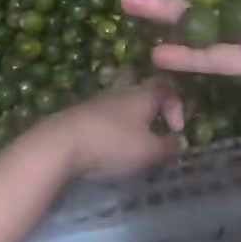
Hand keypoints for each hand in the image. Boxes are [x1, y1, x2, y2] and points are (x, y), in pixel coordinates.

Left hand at [25, 80, 186, 180]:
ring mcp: (98, 102)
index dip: (177, 107)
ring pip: (124, 108)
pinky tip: (109, 151)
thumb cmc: (112, 144)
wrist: (58, 145)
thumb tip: (182, 141)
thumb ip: (170, 147)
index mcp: (143, 94)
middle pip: (144, 96)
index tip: (176, 131)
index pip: (167, 88)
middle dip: (154, 116)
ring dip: (133, 126)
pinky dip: (114, 132)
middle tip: (156, 139)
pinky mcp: (80, 115)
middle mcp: (122, 91)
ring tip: (134, 150)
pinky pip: (106, 119)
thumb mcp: (149, 152)